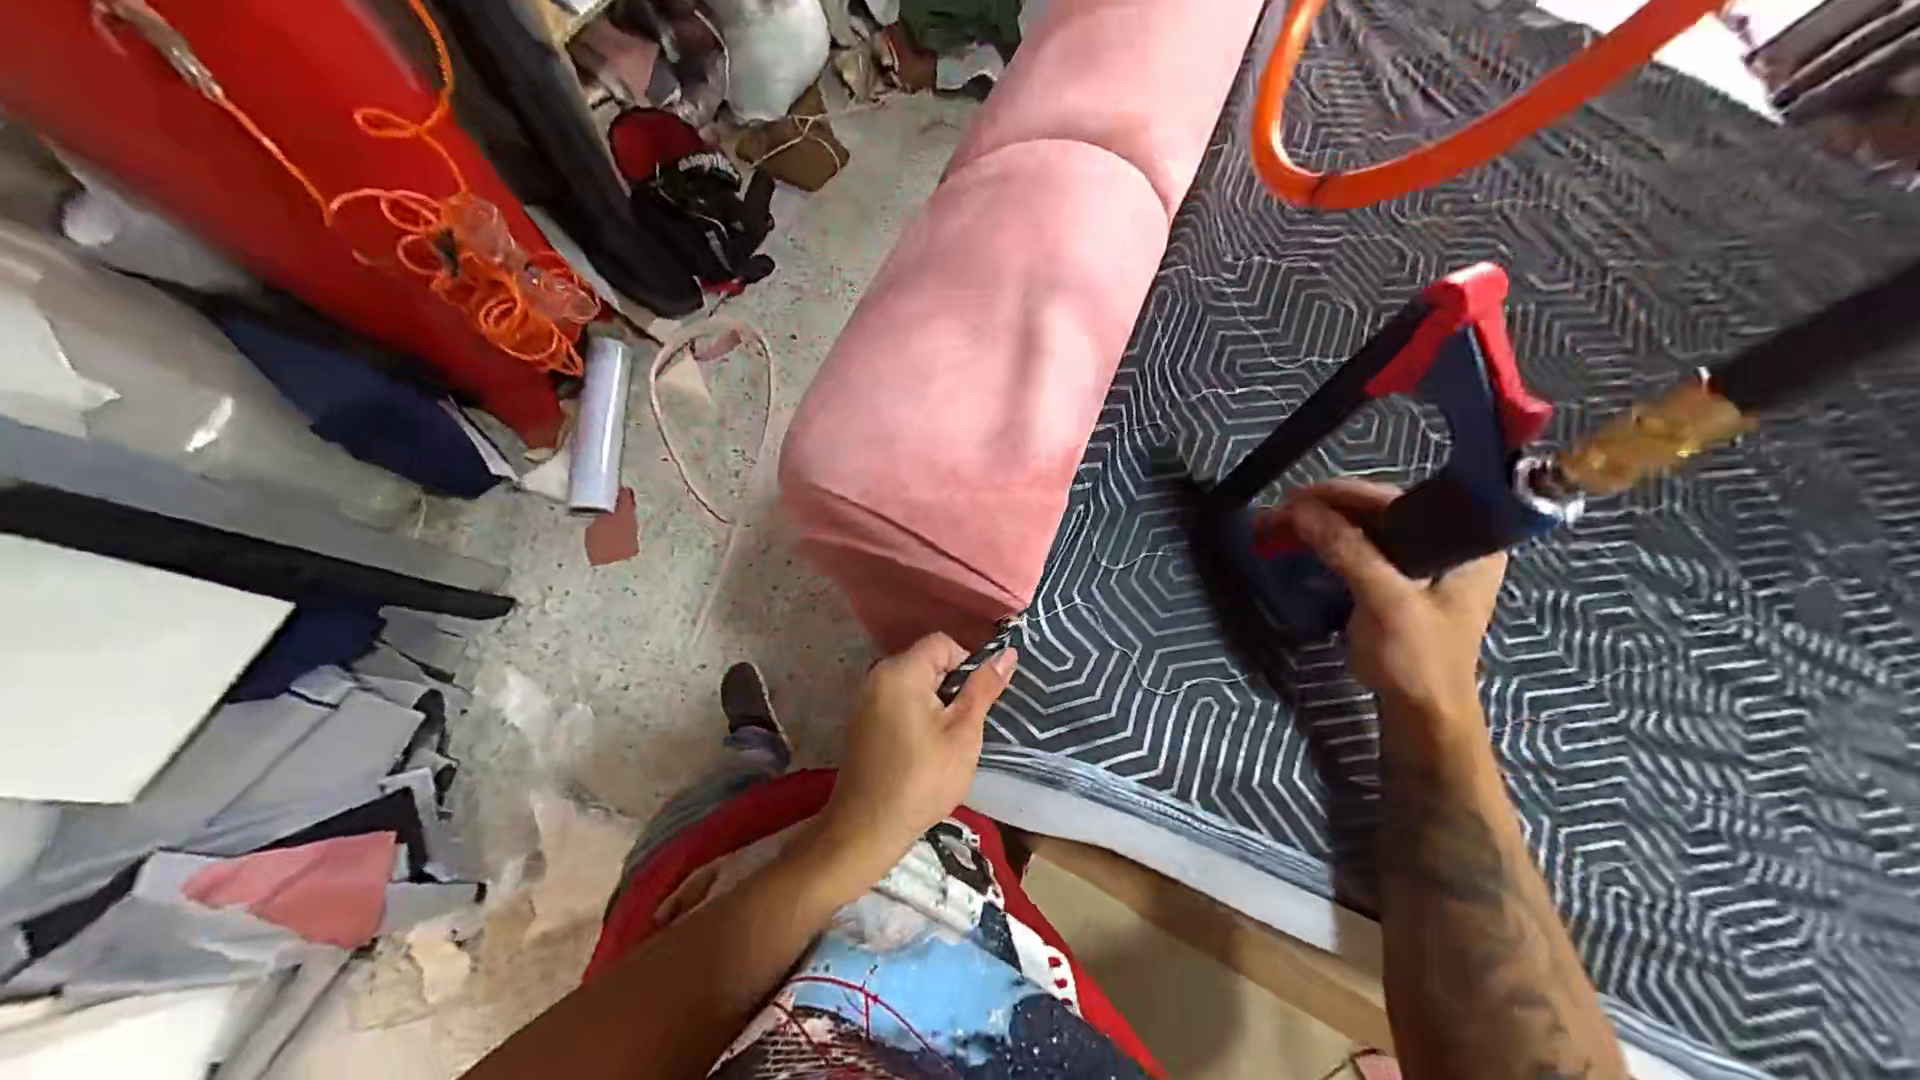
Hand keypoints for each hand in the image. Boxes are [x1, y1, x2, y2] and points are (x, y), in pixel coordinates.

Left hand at [815, 633, 1017, 877]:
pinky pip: (897, 703)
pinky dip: (916, 717)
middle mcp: (876, 677)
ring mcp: (864, 701)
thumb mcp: (963, 733)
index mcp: (899, 672)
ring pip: (914, 685)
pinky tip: (922, 752)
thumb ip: (984, 688)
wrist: (866, 830)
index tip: (975, 703)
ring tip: (945, 743)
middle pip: (926, 662)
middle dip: (951, 687)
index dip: (967, 664)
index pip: (942, 643)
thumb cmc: (922, 780)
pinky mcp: (861, 723)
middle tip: (963, 727)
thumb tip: (1008, 653)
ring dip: (936, 705)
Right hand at [1269, 479, 1505, 722]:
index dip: (1347, 494)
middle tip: (1282, 509)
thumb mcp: (1386, 601)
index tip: (1300, 495)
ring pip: (1365, 530)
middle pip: (1380, 512)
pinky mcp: (1396, 582)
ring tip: (1280, 523)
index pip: (1401, 501)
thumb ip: (1347, 550)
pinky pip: (1359, 552)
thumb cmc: (1418, 658)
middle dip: (1327, 510)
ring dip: (1321, 527)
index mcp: (1466, 543)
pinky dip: (1326, 546)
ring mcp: (1420, 564)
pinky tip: (1299, 543)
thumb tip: (1299, 509)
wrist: (1420, 713)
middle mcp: (1447, 545)